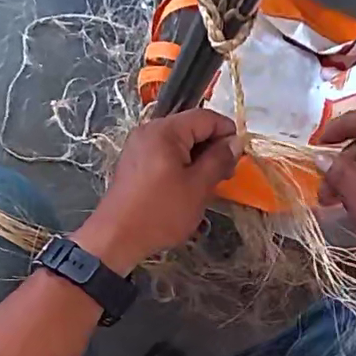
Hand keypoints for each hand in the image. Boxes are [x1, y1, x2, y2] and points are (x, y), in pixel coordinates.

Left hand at [75, 109, 238, 273]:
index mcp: (165, 131)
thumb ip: (219, 160)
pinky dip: (181, 165)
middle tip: (226, 174)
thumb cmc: (160, 212)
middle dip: (213, 147)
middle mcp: (149, 131)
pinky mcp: (134, 163)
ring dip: (198, 159)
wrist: (116, 238)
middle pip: (191, 128)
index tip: (240, 156)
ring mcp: (139, 146)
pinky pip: (165, 154)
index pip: (206, 117)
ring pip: (179, 143)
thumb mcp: (198, 186)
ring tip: (208, 184)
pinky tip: (188, 187)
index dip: (228, 132)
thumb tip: (235, 142)